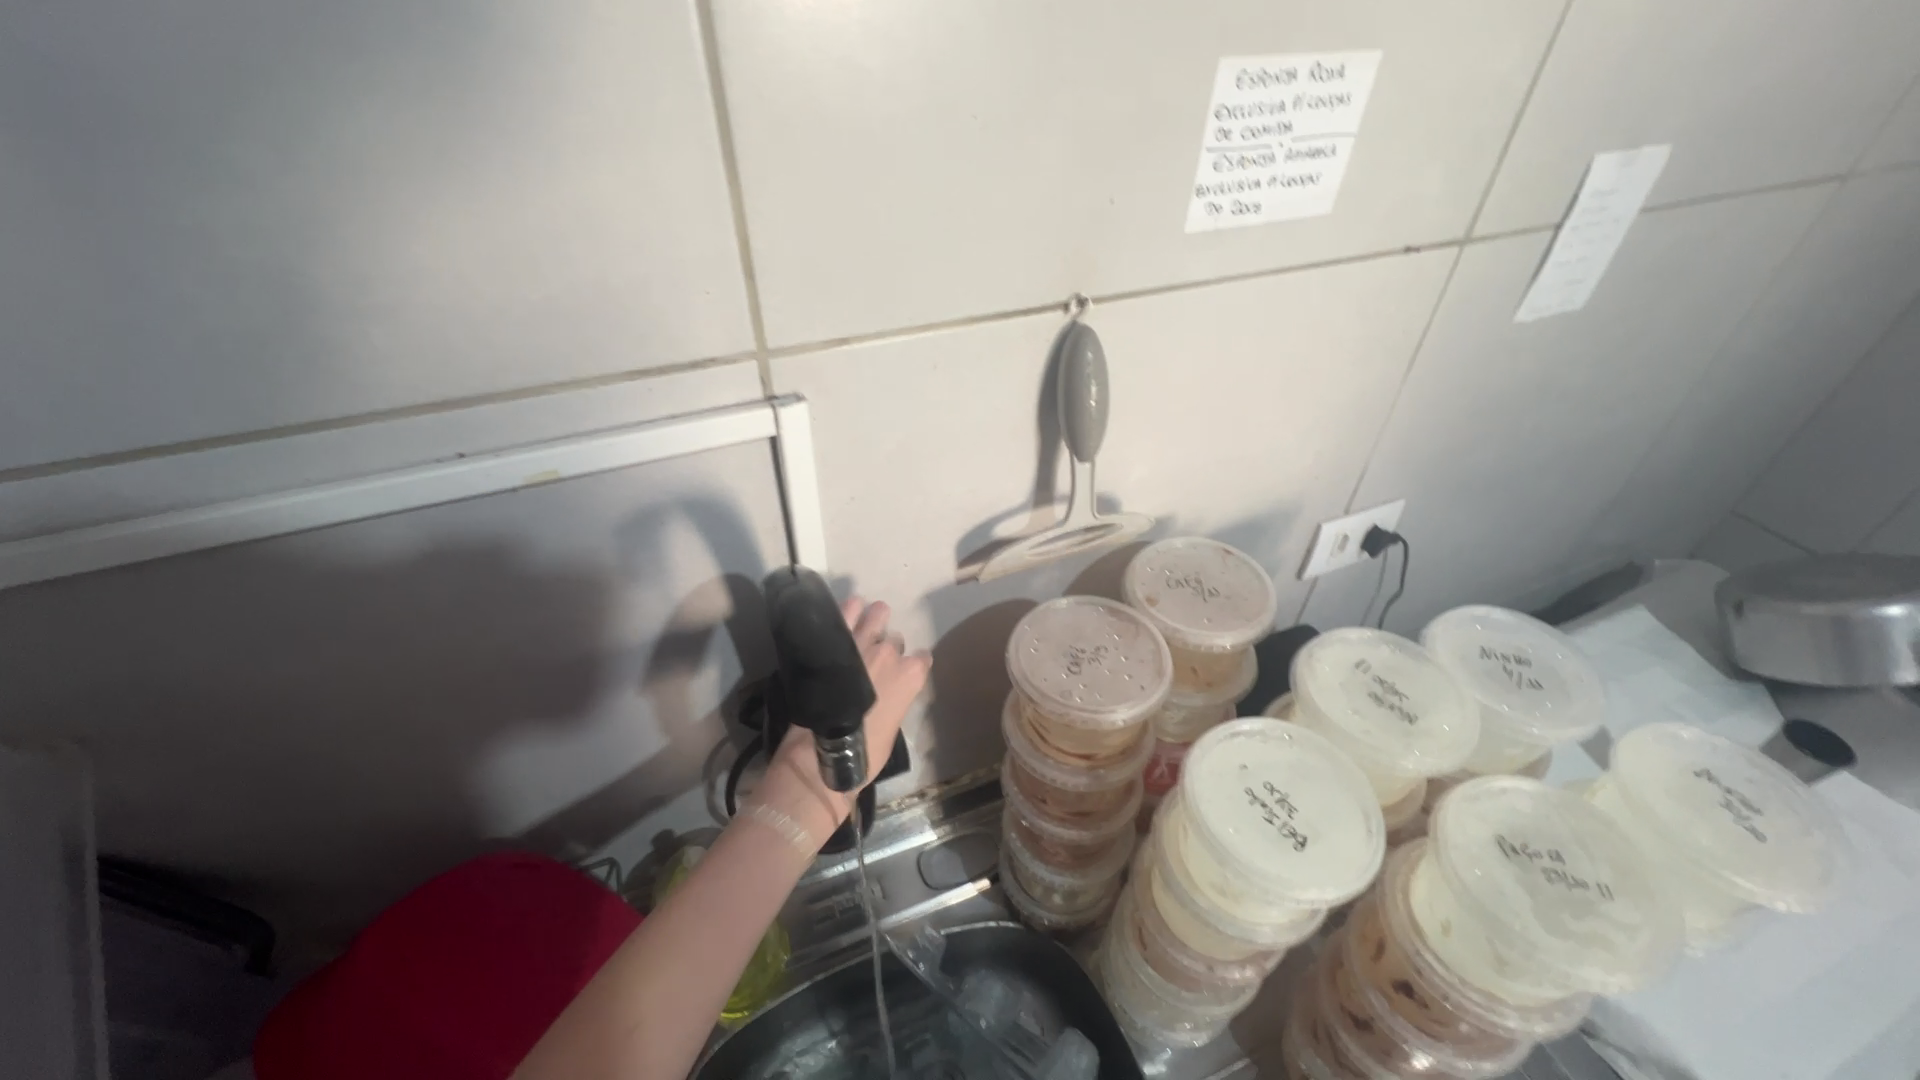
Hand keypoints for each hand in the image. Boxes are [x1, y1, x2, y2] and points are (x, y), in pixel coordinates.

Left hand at [764, 596, 930, 840]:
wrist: (821, 756)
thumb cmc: (864, 753)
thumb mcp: (892, 728)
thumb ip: (895, 699)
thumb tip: (886, 692)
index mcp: (909, 677)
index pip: (922, 658)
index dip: (915, 663)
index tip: (907, 669)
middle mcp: (889, 654)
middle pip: (895, 639)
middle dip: (889, 645)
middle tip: (878, 658)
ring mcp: (859, 647)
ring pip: (874, 617)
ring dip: (875, 617)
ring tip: (872, 614)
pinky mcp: (833, 646)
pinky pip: (842, 618)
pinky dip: (848, 610)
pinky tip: (851, 605)